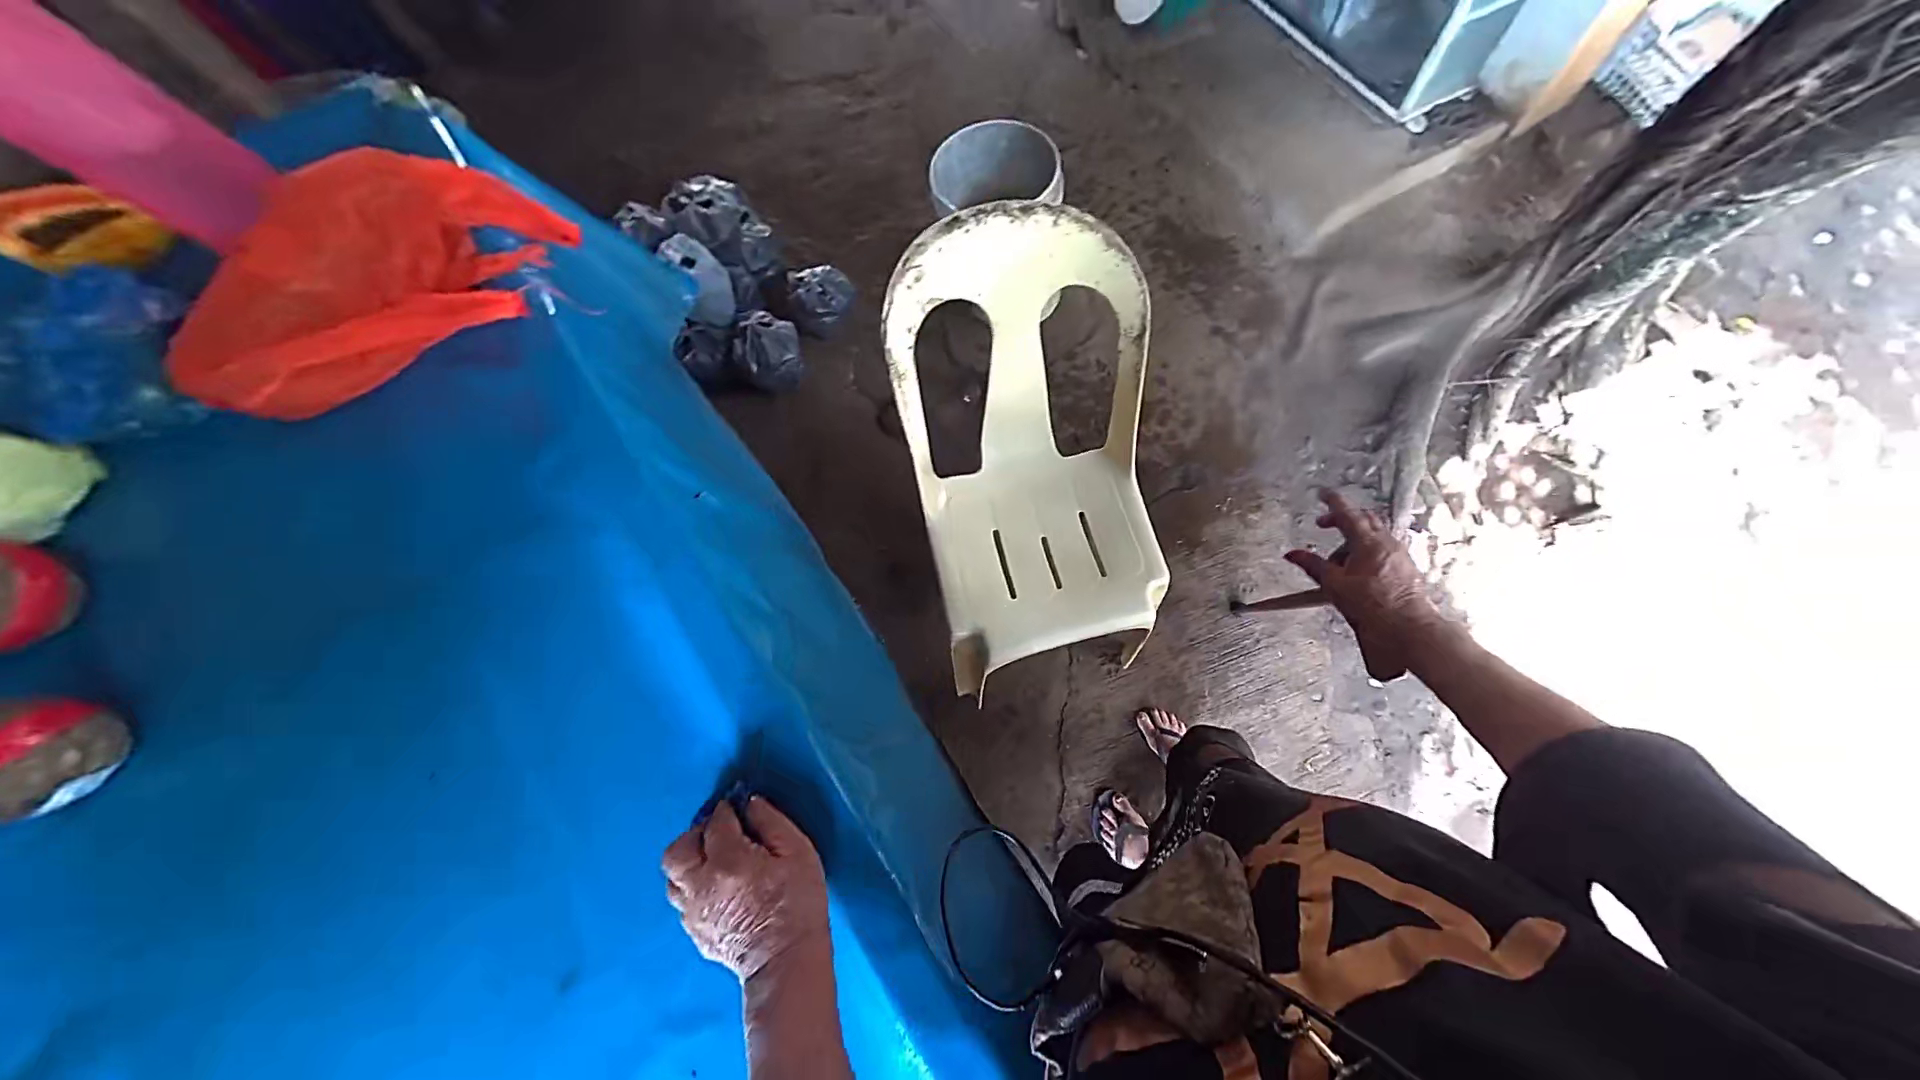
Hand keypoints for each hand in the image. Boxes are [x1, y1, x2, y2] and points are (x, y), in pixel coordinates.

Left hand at [663, 796, 830, 981]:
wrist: (787, 962)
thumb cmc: (798, 904)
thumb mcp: (798, 852)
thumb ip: (772, 821)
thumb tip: (751, 804)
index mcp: (728, 861)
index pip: (716, 822)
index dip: (728, 809)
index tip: (738, 805)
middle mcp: (701, 885)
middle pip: (678, 849)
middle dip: (697, 833)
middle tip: (720, 830)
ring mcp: (692, 911)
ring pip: (673, 876)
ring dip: (690, 860)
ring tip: (715, 857)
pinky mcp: (693, 931)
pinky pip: (681, 899)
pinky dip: (693, 884)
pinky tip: (717, 885)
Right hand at [1285, 489, 1443, 681]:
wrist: (1406, 626)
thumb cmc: (1371, 605)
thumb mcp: (1333, 584)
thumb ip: (1312, 565)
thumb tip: (1293, 554)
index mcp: (1367, 542)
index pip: (1348, 514)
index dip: (1333, 502)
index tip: (1324, 494)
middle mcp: (1387, 543)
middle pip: (1365, 519)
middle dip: (1344, 518)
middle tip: (1326, 523)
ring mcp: (1399, 554)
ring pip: (1376, 534)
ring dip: (1355, 538)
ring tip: (1339, 558)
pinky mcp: (1406, 567)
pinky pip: (1385, 548)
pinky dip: (1368, 550)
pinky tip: (1359, 569)